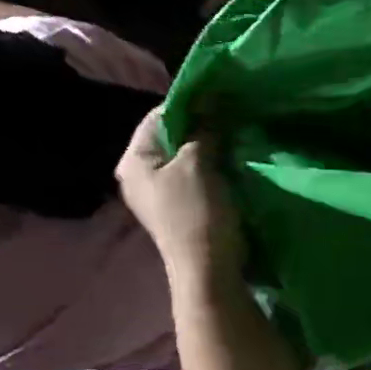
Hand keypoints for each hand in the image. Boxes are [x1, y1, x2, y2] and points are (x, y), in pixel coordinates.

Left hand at [116, 107, 243, 274]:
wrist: (210, 268)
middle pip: (172, 137)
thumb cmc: (198, 213)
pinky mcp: (182, 207)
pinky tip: (234, 164)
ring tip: (237, 139)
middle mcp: (140, 175)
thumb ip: (203, 130)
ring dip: (211, 147)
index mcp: (133, 161)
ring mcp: (161, 193)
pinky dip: (214, 167)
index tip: (222, 100)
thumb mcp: (199, 163)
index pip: (158, 116)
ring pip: (187, 157)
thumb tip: (211, 103)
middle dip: (202, 126)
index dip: (190, 104)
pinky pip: (197, 176)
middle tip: (233, 119)